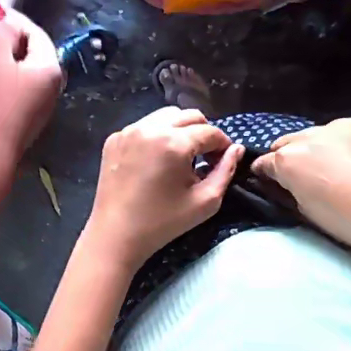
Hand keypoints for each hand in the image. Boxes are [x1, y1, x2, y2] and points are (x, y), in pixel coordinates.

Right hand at [0, 7, 62, 207]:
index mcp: (51, 68)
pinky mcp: (27, 125)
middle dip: (10, 42)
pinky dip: (4, 85)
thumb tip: (11, 21)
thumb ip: (5, 29)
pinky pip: (18, 94)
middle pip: (33, 54)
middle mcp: (54, 89)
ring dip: (6, 64)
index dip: (12, 19)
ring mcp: (42, 110)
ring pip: (25, 76)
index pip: (36, 32)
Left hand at [84, 107, 242, 268]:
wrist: (115, 234)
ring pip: (166, 116)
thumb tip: (236, 149)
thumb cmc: (163, 222)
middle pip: (190, 116)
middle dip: (203, 133)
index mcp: (174, 142)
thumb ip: (225, 171)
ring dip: (181, 130)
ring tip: (181, 157)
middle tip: (205, 158)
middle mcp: (150, 128)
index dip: (223, 145)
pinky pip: (145, 126)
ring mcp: (129, 131)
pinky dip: (157, 135)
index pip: (210, 131)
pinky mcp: (114, 138)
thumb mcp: (205, 201)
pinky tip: (157, 160)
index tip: (224, 160)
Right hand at [253, 116, 350, 260]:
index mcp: (288, 161)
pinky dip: (346, 144)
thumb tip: (286, 183)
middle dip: (290, 158)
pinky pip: (345, 131)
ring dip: (319, 149)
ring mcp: (339, 125)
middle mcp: (308, 136)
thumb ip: (291, 192)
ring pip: (317, 135)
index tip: (274, 185)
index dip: (266, 175)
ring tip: (339, 171)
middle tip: (308, 180)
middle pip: (287, 143)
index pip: (264, 163)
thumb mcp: (309, 213)